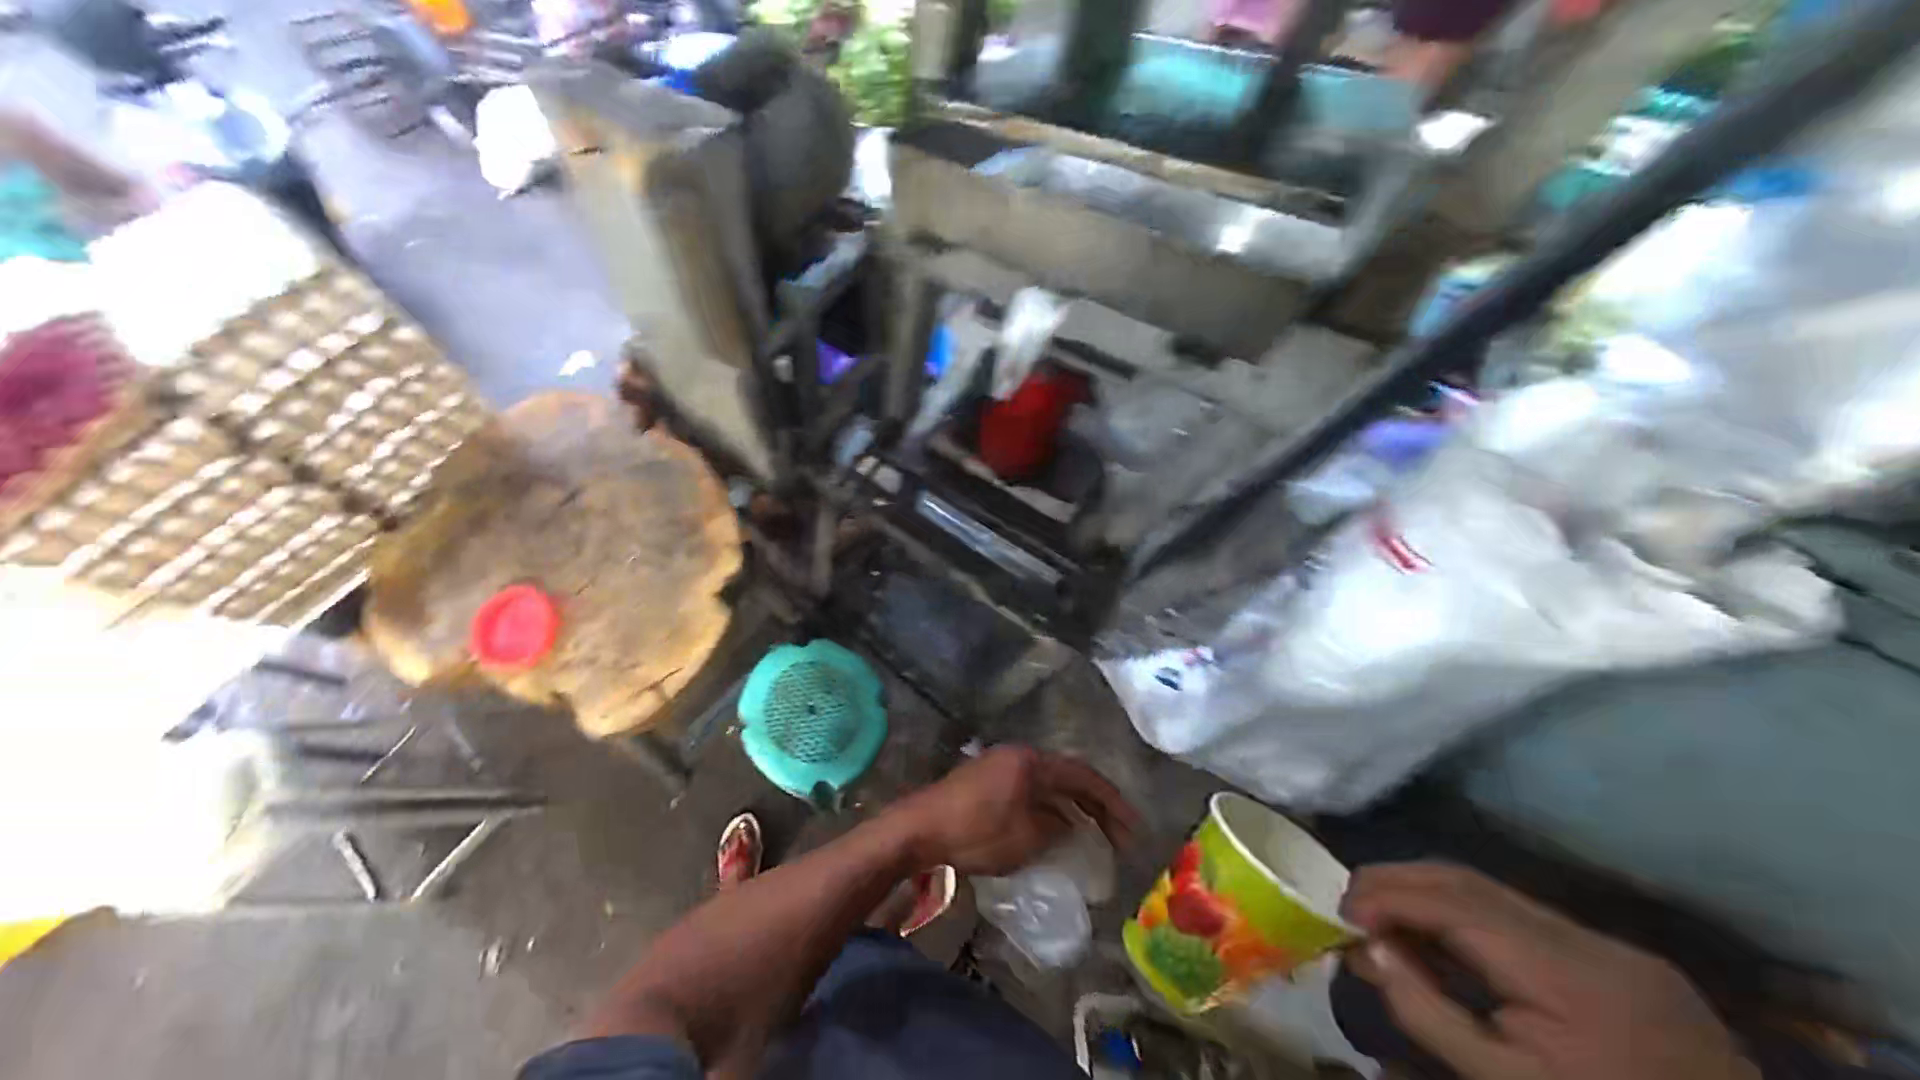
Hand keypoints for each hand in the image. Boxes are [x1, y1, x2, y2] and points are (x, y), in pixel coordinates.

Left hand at [888, 744, 1139, 876]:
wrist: (918, 830)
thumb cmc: (976, 832)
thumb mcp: (1026, 837)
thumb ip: (1056, 826)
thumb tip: (1067, 823)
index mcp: (1032, 762)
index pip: (1084, 776)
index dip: (1112, 802)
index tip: (1132, 829)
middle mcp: (1018, 756)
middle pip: (1067, 777)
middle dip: (1095, 805)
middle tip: (1118, 835)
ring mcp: (999, 766)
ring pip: (1047, 784)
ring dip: (1071, 807)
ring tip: (1091, 835)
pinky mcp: (984, 782)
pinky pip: (1029, 791)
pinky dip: (1048, 809)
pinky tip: (1052, 829)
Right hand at [1342, 863, 1757, 1079]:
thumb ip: (1428, 1013)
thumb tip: (1366, 949)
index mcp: (1566, 972)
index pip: (1454, 902)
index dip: (1386, 897)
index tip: (1337, 914)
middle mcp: (1587, 939)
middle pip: (1468, 881)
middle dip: (1396, 883)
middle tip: (1347, 907)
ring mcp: (1608, 946)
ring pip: (1491, 891)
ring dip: (1426, 894)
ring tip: (1383, 921)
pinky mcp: (1618, 960)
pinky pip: (1520, 918)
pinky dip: (1465, 917)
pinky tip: (1442, 942)